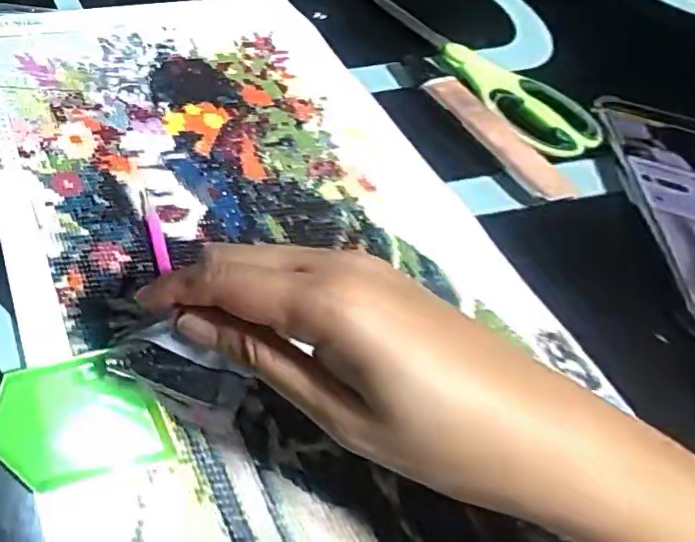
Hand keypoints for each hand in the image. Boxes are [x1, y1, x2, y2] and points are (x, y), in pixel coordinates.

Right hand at [137, 244, 694, 541]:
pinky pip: (293, 259)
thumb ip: (258, 354)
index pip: (222, 278)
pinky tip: (253, 305)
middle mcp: (331, 259)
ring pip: (263, 251)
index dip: (174, 288)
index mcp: (321, 296)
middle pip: (236, 253)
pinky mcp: (371, 266)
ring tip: (197, 311)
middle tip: (159, 309)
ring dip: (223, 274)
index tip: (137, 304)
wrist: (557, 438)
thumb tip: (191, 322)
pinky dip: (258, 276)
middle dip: (191, 276)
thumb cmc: (442, 442)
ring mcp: (355, 257)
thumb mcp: (338, 413)